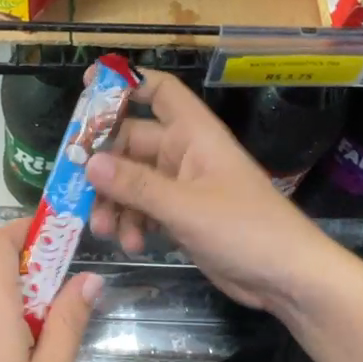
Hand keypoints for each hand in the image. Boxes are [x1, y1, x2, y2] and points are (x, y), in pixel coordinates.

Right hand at [86, 68, 339, 314]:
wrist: (287, 278)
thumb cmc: (245, 229)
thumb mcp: (186, 207)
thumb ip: (135, 185)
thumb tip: (88, 163)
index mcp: (193, 134)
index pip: (158, 91)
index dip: (125, 84)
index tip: (87, 89)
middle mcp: (184, 153)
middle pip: (130, 143)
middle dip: (103, 166)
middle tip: (75, 188)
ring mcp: (182, 186)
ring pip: (131, 180)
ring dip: (113, 202)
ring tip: (103, 229)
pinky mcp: (180, 216)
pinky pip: (143, 208)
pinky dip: (131, 223)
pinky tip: (130, 244)